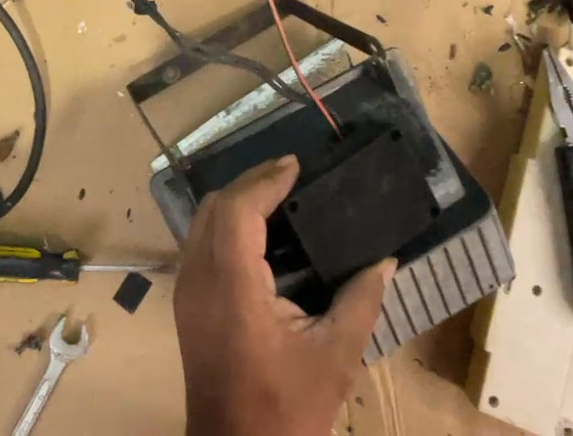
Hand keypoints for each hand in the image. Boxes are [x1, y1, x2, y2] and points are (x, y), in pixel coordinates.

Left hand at [174, 156, 392, 435]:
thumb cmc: (287, 408)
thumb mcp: (335, 357)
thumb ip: (361, 301)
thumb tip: (386, 260)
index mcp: (232, 287)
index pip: (238, 210)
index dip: (265, 181)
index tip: (296, 164)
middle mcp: (199, 279)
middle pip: (214, 207)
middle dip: (250, 182)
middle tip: (290, 174)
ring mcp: (186, 290)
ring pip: (202, 221)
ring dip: (236, 200)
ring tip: (277, 192)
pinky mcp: (186, 302)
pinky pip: (199, 241)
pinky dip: (225, 222)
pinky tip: (257, 229)